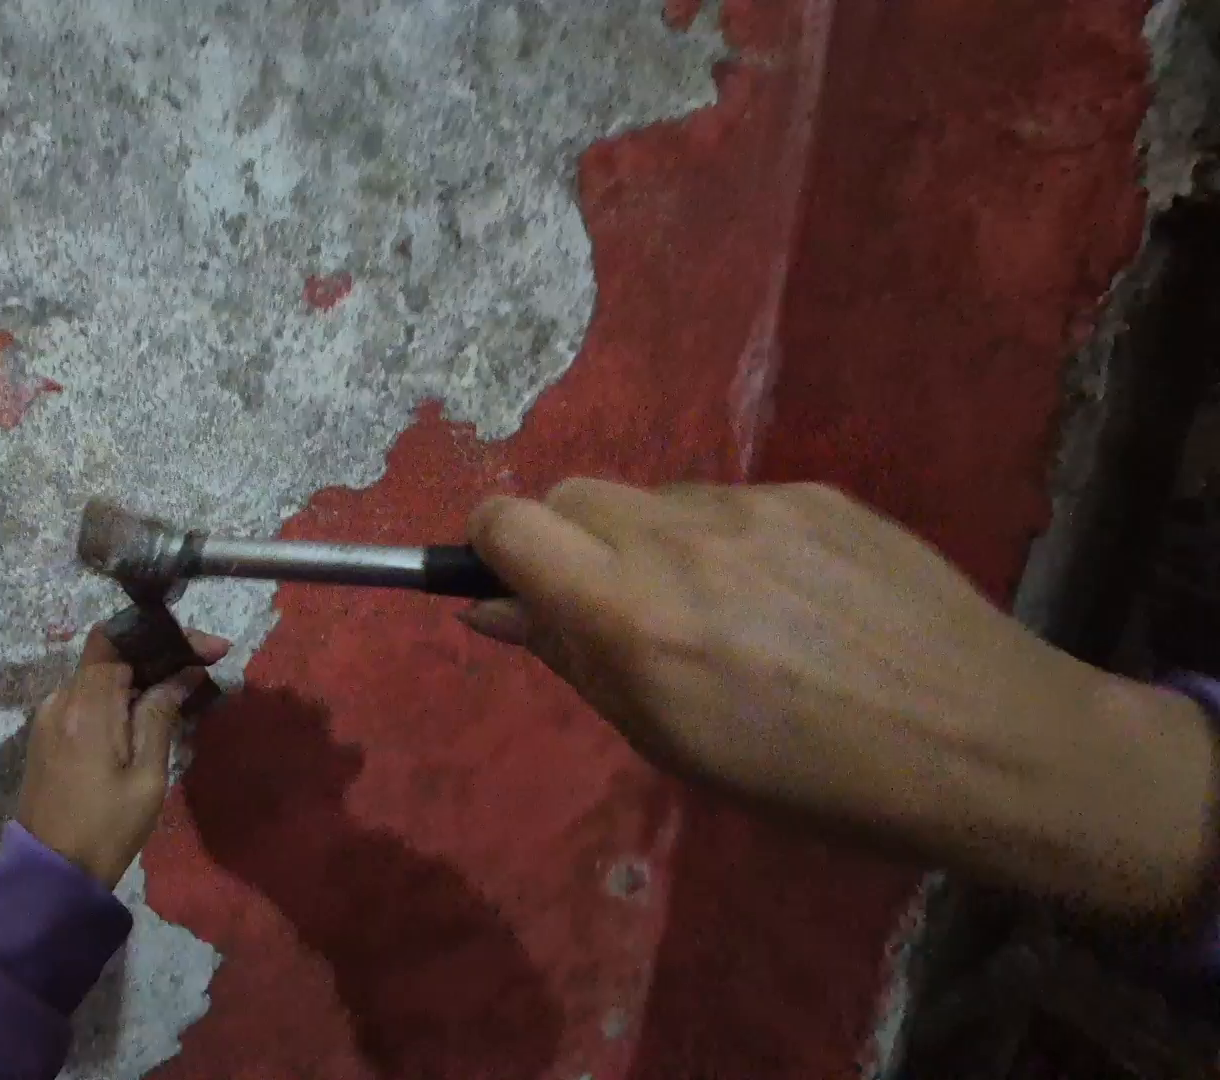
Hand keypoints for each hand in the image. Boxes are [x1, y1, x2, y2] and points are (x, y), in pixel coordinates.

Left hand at [16, 625, 229, 886]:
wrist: (49, 875)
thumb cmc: (107, 829)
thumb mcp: (147, 776)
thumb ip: (160, 716)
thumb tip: (183, 674)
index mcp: (86, 707)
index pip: (115, 639)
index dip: (159, 634)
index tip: (203, 648)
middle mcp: (61, 700)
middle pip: (110, 654)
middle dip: (158, 654)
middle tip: (204, 665)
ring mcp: (49, 715)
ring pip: (99, 675)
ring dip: (139, 676)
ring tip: (182, 687)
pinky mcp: (46, 732)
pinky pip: (86, 697)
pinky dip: (118, 695)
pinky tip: (147, 710)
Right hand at [463, 479, 1217, 915]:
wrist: (990, 746)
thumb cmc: (797, 771)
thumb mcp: (658, 734)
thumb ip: (562, 655)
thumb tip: (484, 608)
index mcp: (627, 613)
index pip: (507, 522)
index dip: (490, 542)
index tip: (512, 577)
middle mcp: (674, 540)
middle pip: (566, 493)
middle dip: (565, 539)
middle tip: (616, 599)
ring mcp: (748, 506)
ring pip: (645, 497)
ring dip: (645, 540)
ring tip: (715, 603)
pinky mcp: (809, 491)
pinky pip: (722, 500)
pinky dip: (718, 538)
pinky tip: (780, 590)